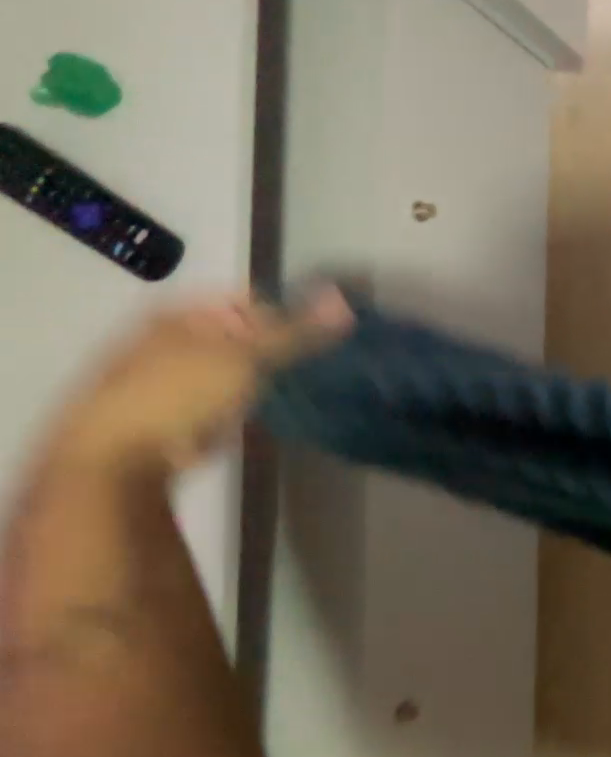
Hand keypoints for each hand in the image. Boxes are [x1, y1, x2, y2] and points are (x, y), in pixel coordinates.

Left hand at [45, 288, 353, 477]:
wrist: (121, 455)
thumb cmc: (176, 394)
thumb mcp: (244, 356)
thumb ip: (297, 330)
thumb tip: (343, 300)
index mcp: (184, 313)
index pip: (256, 300)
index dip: (297, 312)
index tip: (334, 330)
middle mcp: (180, 336)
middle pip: (253, 332)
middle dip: (292, 344)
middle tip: (333, 357)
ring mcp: (185, 373)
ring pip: (250, 363)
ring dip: (281, 372)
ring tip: (322, 380)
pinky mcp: (194, 406)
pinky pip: (242, 391)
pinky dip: (266, 395)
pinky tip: (294, 402)